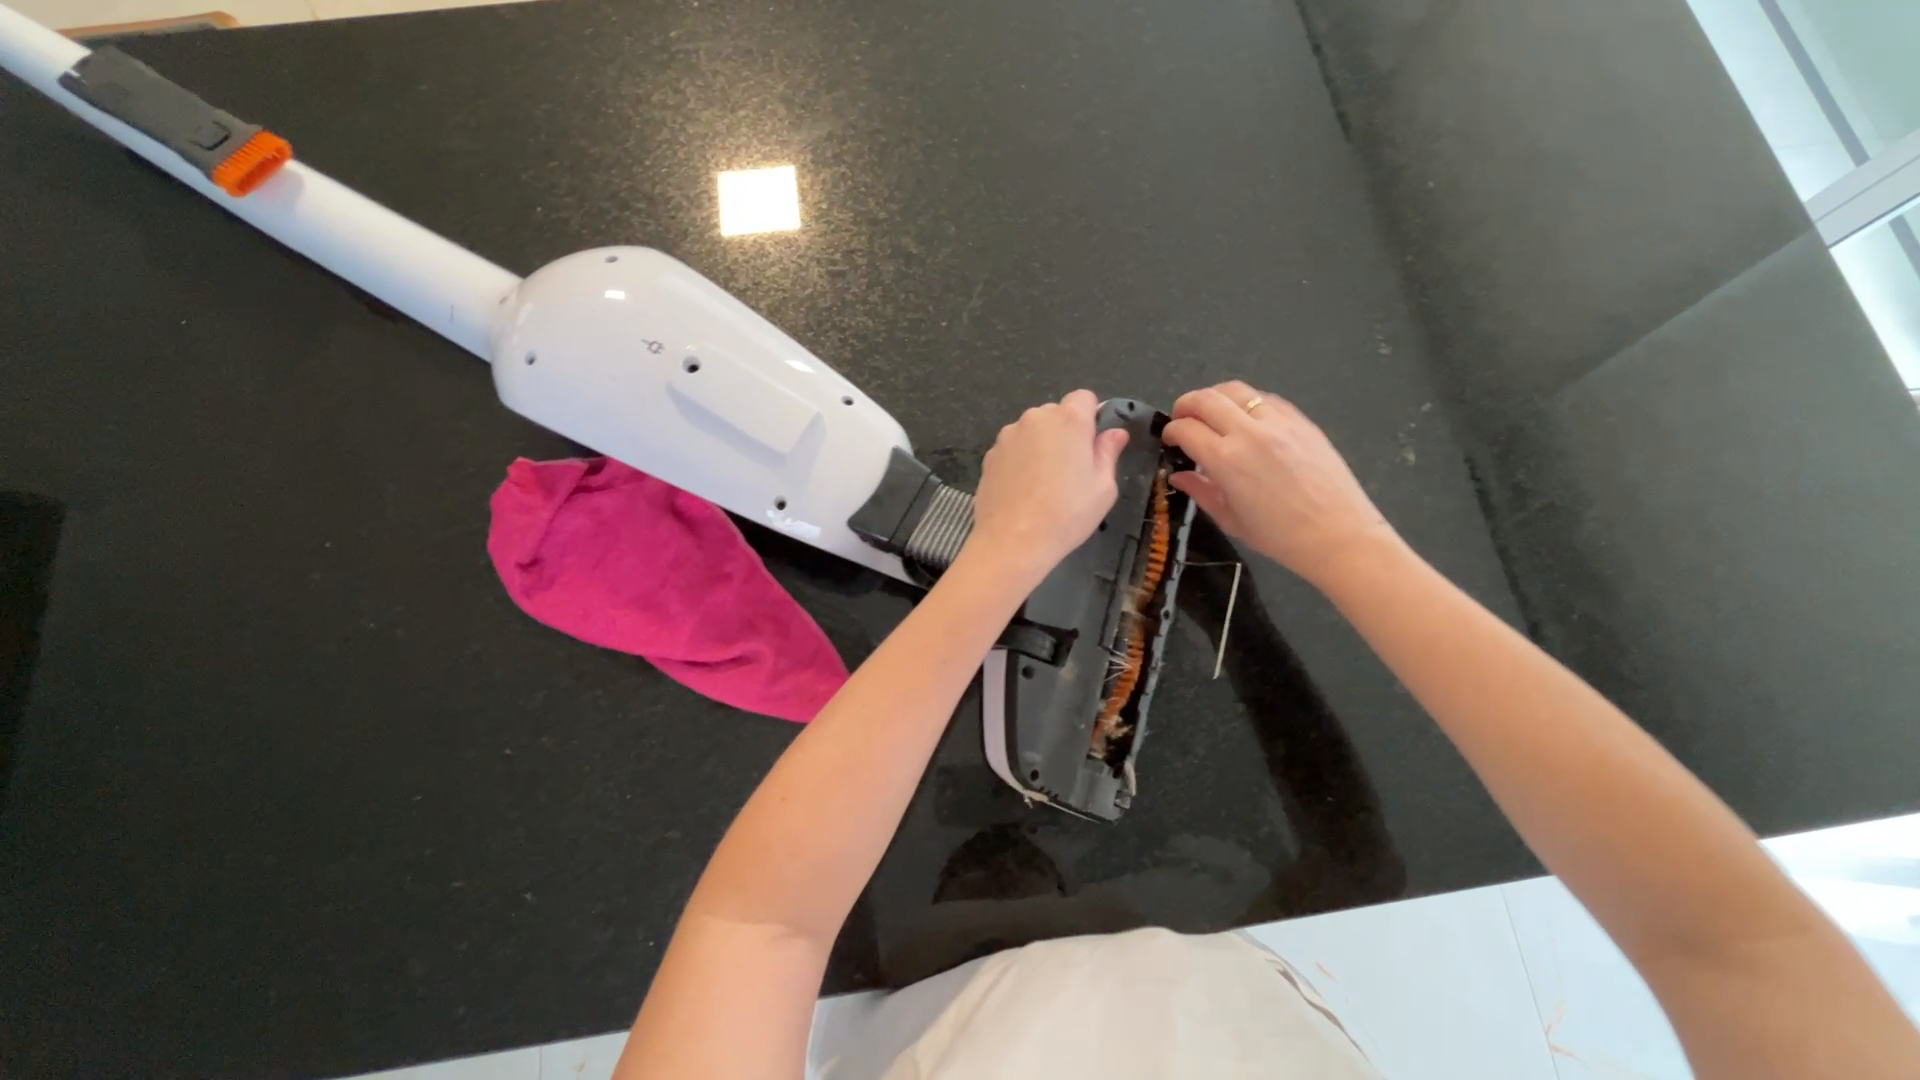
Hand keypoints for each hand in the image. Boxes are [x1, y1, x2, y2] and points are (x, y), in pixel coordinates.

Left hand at [969, 389, 1128, 579]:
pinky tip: (1022, 490)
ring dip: (1040, 445)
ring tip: (1043, 483)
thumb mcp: (1103, 487)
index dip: (1091, 418)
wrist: (1013, 541)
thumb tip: (1115, 433)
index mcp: (1069, 420)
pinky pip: (1013, 448)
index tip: (1091, 445)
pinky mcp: (989, 455)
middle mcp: (1035, 418)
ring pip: (1032, 431)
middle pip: (1056, 413)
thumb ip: (1108, 453)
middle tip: (1071, 470)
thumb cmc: (1067, 514)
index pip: (1084, 398)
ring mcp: (1008, 435)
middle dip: (1065, 432)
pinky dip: (1020, 460)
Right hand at [1162, 381, 1399, 589]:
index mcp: (1226, 461)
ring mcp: (1278, 422)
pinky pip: (1265, 398)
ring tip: (1210, 412)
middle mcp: (1249, 432)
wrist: (1338, 534)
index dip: (1171, 431)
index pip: (1187, 429)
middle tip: (1182, 418)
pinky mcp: (1301, 420)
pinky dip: (1246, 401)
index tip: (1170, 439)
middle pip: (1206, 399)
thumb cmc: (1280, 537)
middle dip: (1186, 405)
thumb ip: (1201, 491)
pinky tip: (1245, 417)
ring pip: (1236, 389)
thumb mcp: (1231, 520)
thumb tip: (1180, 475)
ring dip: (1214, 396)